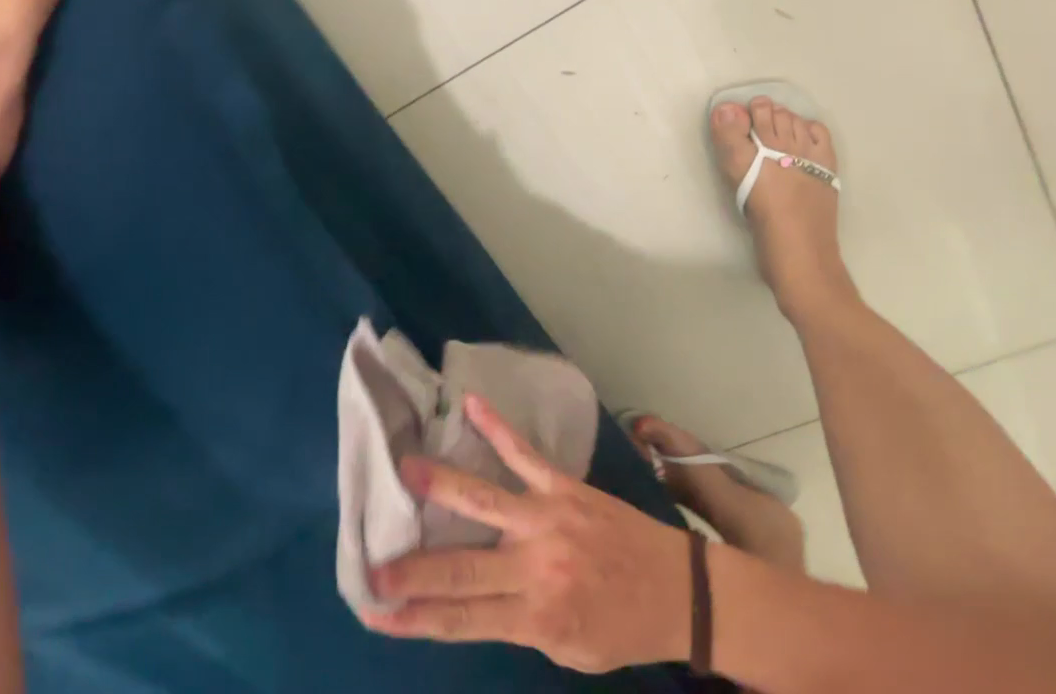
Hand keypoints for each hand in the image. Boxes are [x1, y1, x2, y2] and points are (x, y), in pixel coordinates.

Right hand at [361, 394, 700, 673]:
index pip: (462, 619)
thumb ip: (519, 625)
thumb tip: (470, 600)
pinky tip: (472, 404)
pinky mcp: (566, 488)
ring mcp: (550, 519)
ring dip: (440, 485)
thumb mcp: (570, 650)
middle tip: (371, 565)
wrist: (684, 592)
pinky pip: (526, 455)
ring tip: (403, 470)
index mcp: (539, 616)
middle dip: (412, 571)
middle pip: (462, 569)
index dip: (414, 619)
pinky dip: (498, 428)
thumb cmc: (624, 628)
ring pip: (485, 500)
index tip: (374, 613)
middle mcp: (539, 567)